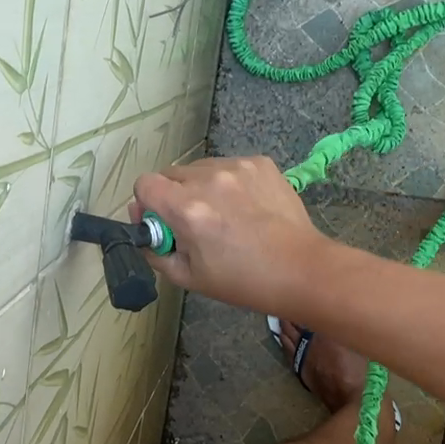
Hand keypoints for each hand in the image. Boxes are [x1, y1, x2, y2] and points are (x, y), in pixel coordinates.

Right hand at [131, 157, 327, 312]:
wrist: (301, 270)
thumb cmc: (243, 280)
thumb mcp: (187, 277)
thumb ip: (154, 249)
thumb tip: (143, 225)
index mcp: (187, 209)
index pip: (144, 184)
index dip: (147, 203)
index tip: (161, 221)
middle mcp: (208, 179)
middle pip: (170, 174)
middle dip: (173, 196)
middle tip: (194, 224)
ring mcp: (237, 167)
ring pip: (200, 168)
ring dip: (201, 187)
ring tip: (225, 215)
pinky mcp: (260, 163)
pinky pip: (229, 166)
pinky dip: (229, 183)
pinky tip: (247, 207)